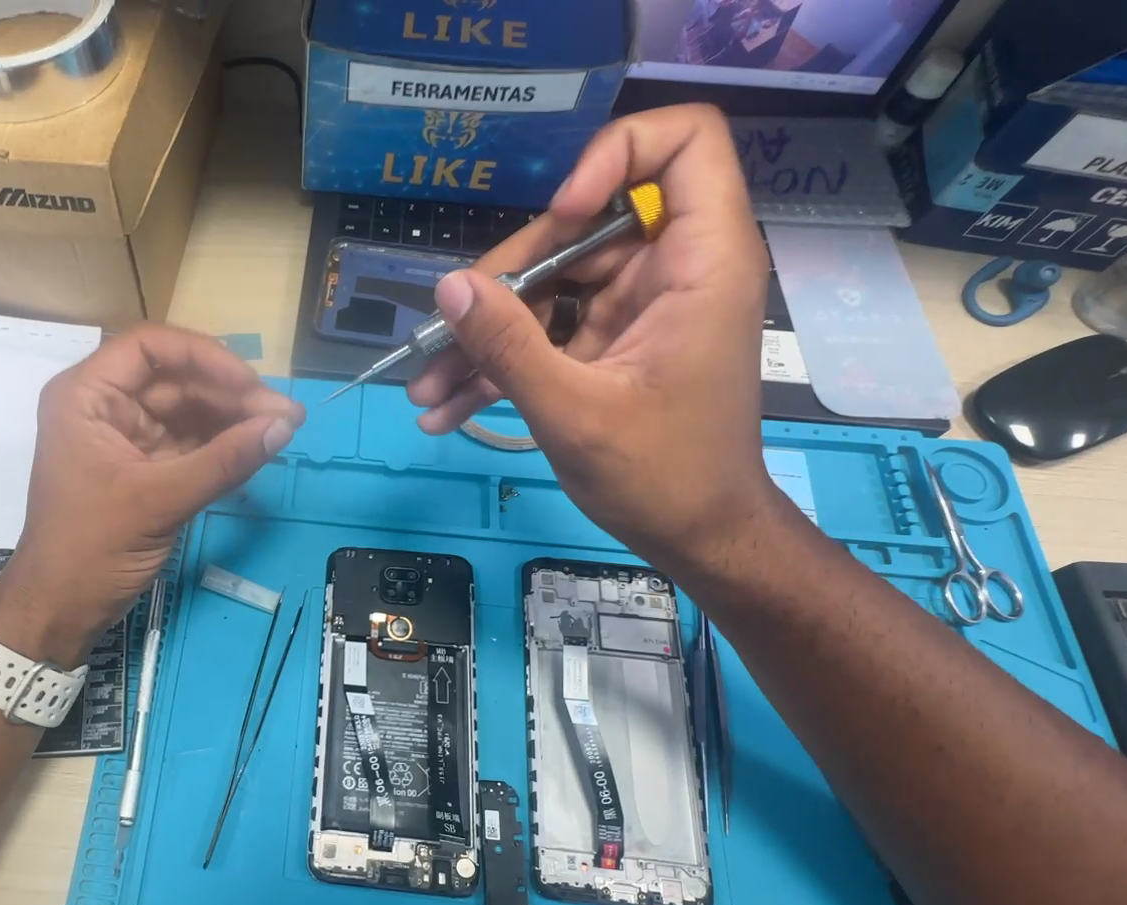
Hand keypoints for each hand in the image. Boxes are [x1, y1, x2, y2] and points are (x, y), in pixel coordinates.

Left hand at [0, 325, 303, 666]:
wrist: (60, 610)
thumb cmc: (91, 549)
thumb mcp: (157, 501)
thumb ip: (222, 461)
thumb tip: (284, 425)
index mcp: (86, 395)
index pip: (150, 347)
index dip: (204, 356)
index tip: (249, 383)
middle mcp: (105, 406)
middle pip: (176, 378)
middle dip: (230, 393)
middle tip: (285, 414)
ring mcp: (126, 437)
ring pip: (188, 410)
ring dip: (234, 418)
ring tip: (283, 428)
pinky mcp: (145, 468)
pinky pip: (190, 442)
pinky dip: (223, 444)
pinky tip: (258, 446)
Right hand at [405, 105, 792, 568]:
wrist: (696, 538)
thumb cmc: (660, 476)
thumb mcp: (573, 411)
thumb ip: (508, 345)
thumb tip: (447, 288)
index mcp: (698, 262)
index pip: (683, 145)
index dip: (614, 157)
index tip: (560, 215)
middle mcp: (668, 271)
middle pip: (580, 228)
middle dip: (506, 281)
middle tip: (447, 336)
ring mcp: (634, 310)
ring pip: (549, 286)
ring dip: (484, 336)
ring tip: (427, 388)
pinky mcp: (608, 345)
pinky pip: (546, 332)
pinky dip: (500, 364)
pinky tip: (447, 406)